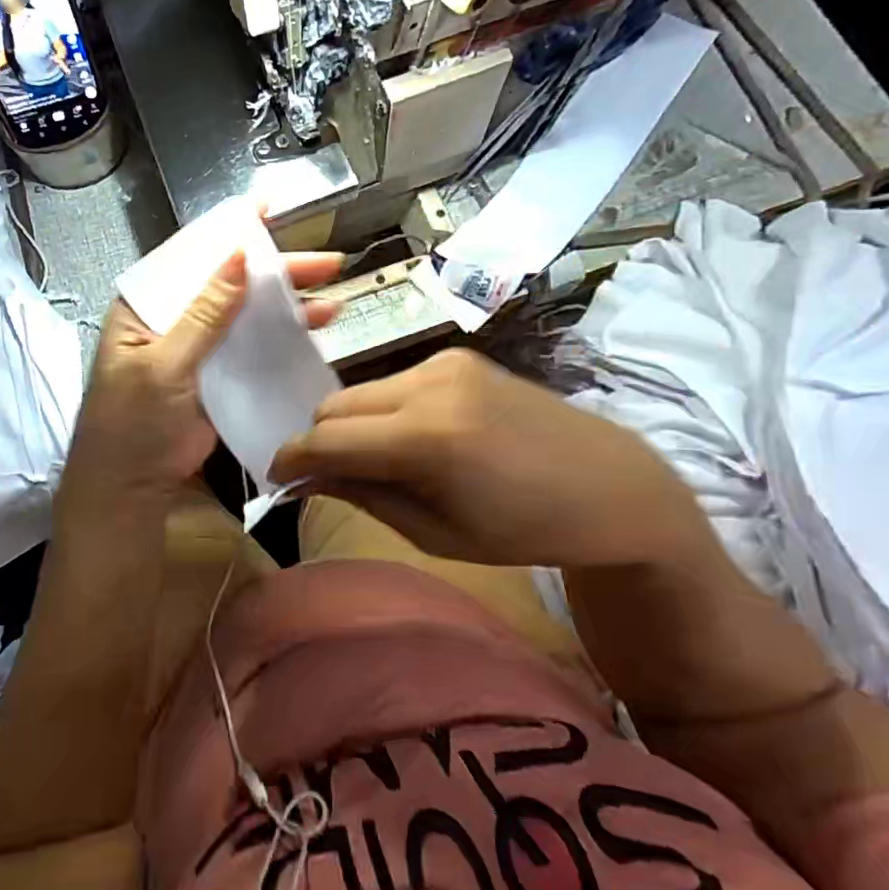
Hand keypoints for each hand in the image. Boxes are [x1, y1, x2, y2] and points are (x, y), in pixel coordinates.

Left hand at [63, 250, 343, 501]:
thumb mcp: (165, 366)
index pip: (188, 258)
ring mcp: (198, 349)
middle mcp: (172, 320)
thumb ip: (204, 314)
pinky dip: (281, 336)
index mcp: (144, 308)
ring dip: (286, 303)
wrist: (131, 490)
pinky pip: (251, 347)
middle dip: (275, 271)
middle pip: (228, 284)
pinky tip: (315, 327)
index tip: (266, 209)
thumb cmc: (133, 425)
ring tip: (333, 293)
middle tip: (325, 262)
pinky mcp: (218, 376)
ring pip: (246, 315)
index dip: (228, 234)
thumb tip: (237, 256)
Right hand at [270, 348, 726, 573]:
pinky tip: (413, 436)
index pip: (327, 440)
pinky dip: (383, 409)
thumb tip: (307, 478)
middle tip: (328, 476)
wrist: (610, 484)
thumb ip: (365, 496)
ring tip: (378, 460)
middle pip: (333, 406)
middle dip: (319, 442)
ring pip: (360, 390)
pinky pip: (393, 382)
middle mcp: (430, 385)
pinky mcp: (459, 356)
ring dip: (351, 424)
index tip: (278, 479)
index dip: (291, 460)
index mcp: (428, 439)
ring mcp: (446, 363)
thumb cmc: (525, 529)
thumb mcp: (437, 533)